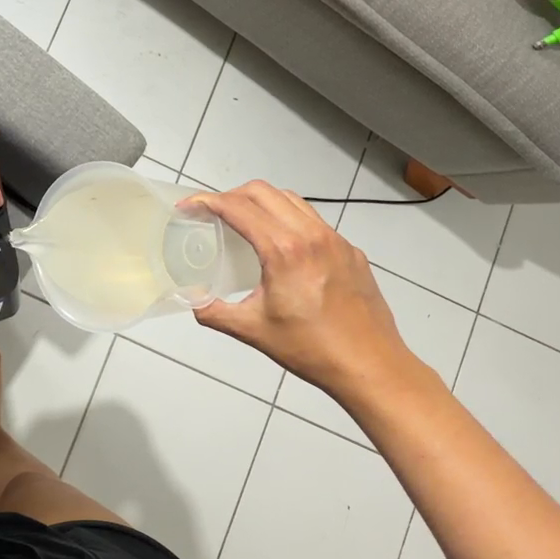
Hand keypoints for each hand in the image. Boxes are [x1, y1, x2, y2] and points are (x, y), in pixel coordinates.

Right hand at [188, 181, 422, 403]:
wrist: (371, 367)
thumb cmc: (311, 349)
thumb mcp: (252, 330)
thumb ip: (213, 312)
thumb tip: (192, 299)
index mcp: (284, 250)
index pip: (237, 208)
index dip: (206, 202)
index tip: (188, 207)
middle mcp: (311, 235)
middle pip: (262, 191)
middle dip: (230, 195)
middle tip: (212, 213)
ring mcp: (335, 240)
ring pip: (291, 199)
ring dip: (261, 201)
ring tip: (243, 222)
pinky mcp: (351, 251)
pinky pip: (313, 220)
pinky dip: (287, 218)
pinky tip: (281, 245)